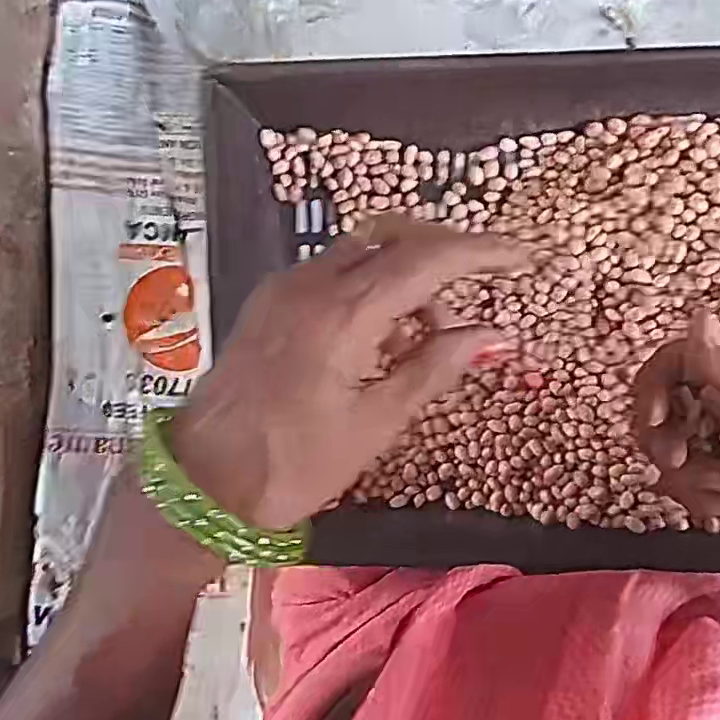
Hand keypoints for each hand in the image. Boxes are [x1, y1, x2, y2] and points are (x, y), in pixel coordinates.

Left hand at [167, 215, 528, 528]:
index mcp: (342, 316)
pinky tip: (384, 336)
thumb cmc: (293, 465)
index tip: (521, 257)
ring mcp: (285, 287)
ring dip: (409, 276)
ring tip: (427, 338)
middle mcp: (310, 284)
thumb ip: (435, 368)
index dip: (481, 251)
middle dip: (445, 254)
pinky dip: (374, 287)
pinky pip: (337, 272)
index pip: (426, 260)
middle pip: (394, 235)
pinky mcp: (271, 300)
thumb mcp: (376, 423)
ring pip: (365, 250)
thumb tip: (492, 336)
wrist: (199, 484)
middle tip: (475, 292)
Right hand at [630, 311, 719, 564]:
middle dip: (663, 438)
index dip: (653, 386)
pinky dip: (704, 500)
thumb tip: (701, 318)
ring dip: (691, 476)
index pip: (674, 363)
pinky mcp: (711, 486)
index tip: (656, 416)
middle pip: (658, 411)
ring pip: (664, 452)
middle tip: (681, 458)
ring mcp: (713, 450)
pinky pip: (680, 488)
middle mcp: (719, 412)